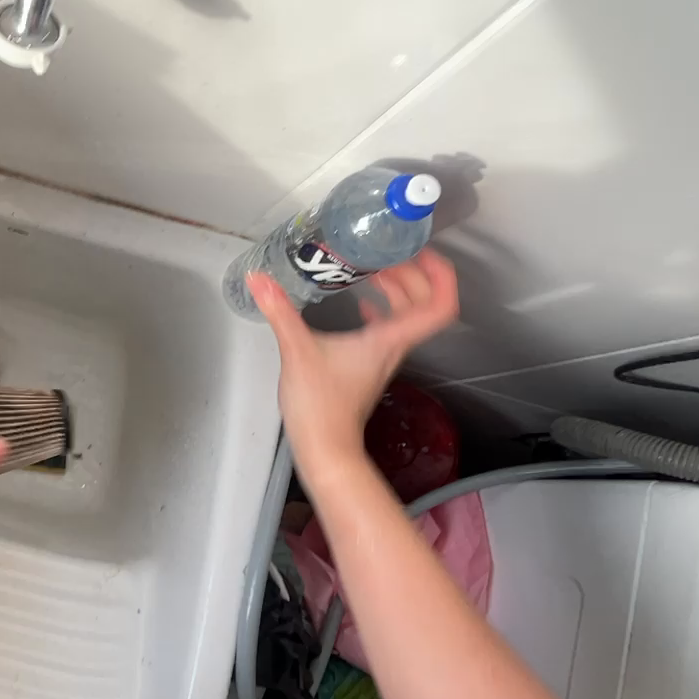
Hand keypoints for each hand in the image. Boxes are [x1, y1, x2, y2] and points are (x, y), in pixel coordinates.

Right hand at [246, 250, 458, 470]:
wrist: (324, 446)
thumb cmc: (320, 405)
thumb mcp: (296, 350)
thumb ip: (279, 311)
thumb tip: (258, 278)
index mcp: (389, 339)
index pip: (438, 305)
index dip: (439, 274)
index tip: (421, 251)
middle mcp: (394, 347)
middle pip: (424, 305)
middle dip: (412, 274)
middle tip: (386, 254)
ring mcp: (383, 358)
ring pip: (407, 317)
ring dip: (399, 291)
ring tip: (374, 271)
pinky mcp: (368, 366)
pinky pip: (388, 331)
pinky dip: (381, 311)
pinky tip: (361, 306)